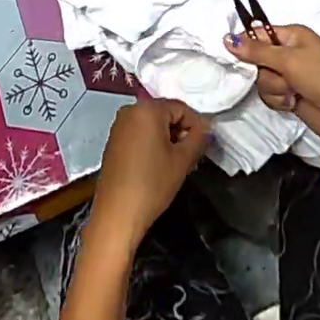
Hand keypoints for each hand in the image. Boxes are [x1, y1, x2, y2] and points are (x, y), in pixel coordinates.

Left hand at [88, 99, 209, 250]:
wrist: (118, 211)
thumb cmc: (152, 183)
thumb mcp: (182, 160)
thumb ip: (198, 139)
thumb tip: (206, 128)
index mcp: (147, 109)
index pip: (181, 108)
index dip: (196, 125)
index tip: (204, 146)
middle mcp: (130, 110)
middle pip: (165, 113)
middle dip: (181, 132)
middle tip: (192, 156)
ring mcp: (119, 125)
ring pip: (152, 124)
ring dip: (168, 138)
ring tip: (178, 163)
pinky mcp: (114, 140)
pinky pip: (139, 133)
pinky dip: (153, 143)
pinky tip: (159, 164)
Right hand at [224, 24, 319, 146]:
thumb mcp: (289, 60)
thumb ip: (255, 51)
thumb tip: (225, 38)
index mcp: (291, 35)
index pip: (257, 33)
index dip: (246, 43)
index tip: (233, 53)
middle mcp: (288, 53)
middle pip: (255, 59)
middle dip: (264, 71)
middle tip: (279, 75)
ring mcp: (289, 75)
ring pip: (261, 79)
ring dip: (274, 88)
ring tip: (292, 92)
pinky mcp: (289, 95)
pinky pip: (269, 94)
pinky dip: (278, 99)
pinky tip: (292, 103)